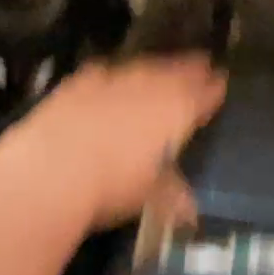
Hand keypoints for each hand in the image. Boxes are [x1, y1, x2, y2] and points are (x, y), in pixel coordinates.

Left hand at [0, 55, 226, 230]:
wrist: (52, 168)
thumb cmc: (113, 186)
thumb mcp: (150, 198)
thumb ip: (172, 195)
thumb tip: (190, 210)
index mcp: (175, 111)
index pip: (202, 94)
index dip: (213, 88)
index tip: (221, 81)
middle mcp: (148, 88)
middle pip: (175, 72)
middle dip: (189, 69)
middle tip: (200, 63)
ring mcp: (112, 81)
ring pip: (142, 67)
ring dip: (154, 68)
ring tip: (160, 69)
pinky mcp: (79, 83)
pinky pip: (104, 73)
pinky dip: (112, 75)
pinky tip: (108, 78)